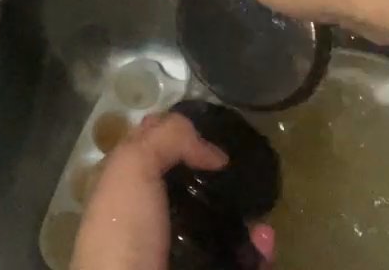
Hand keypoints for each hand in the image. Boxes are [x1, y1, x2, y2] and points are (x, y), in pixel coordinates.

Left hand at [72, 112, 275, 269]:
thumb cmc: (123, 230)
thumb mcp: (131, 165)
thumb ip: (168, 138)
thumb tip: (214, 152)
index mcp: (128, 191)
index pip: (157, 154)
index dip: (181, 139)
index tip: (212, 132)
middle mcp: (155, 222)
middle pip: (193, 193)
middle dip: (220, 183)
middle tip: (243, 173)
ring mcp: (182, 257)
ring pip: (222, 232)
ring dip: (246, 220)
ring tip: (261, 211)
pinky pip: (242, 265)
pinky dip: (258, 255)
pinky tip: (266, 239)